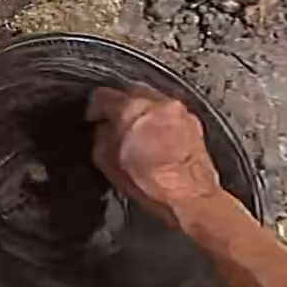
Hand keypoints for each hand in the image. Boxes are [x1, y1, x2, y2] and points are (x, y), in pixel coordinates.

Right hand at [86, 85, 227, 229]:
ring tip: (132, 130)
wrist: (186, 195)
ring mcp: (180, 112)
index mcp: (131, 109)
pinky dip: (158, 119)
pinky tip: (151, 137)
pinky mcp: (194, 123)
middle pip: (131, 90)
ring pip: (152, 99)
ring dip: (140, 110)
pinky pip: (169, 112)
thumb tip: (102, 128)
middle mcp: (158, 104)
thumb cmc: (149, 181)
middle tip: (110, 120)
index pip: (103, 95)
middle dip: (119, 103)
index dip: (93, 107)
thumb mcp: (103, 158)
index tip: (92, 117)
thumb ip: (100, 134)